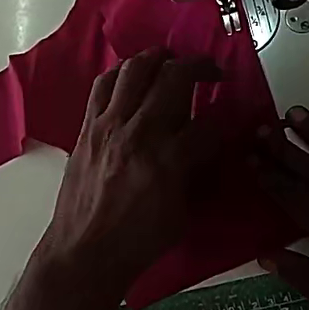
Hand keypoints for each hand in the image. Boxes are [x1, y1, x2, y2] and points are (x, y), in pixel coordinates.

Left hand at [32, 47, 220, 299]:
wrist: (85, 252)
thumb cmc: (137, 241)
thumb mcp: (183, 212)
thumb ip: (197, 174)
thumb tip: (207, 150)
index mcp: (169, 158)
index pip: (207, 124)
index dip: (222, 122)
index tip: (224, 123)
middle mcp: (139, 132)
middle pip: (175, 78)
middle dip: (200, 68)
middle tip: (209, 70)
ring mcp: (109, 125)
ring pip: (135, 69)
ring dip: (157, 57)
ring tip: (170, 58)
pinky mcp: (87, 127)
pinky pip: (102, 85)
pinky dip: (121, 74)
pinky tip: (131, 76)